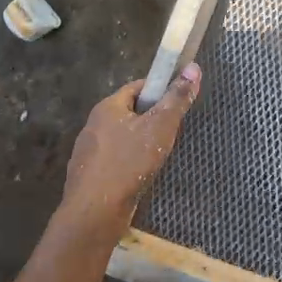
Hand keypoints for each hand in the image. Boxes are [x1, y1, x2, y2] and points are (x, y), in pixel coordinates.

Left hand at [58, 64, 201, 235]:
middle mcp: (94, 125)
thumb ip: (177, 98)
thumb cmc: (128, 163)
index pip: (138, 87)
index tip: (178, 101)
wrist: (94, 214)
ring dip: (141, 142)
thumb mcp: (160, 127)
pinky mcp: (89, 175)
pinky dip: (130, 162)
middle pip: (130, 112)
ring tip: (160, 154)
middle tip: (173, 130)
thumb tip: (193, 67)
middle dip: (152, 118)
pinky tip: (142, 175)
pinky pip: (115, 159)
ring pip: (123, 137)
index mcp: (107, 107)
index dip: (160, 89)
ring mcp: (89, 152)